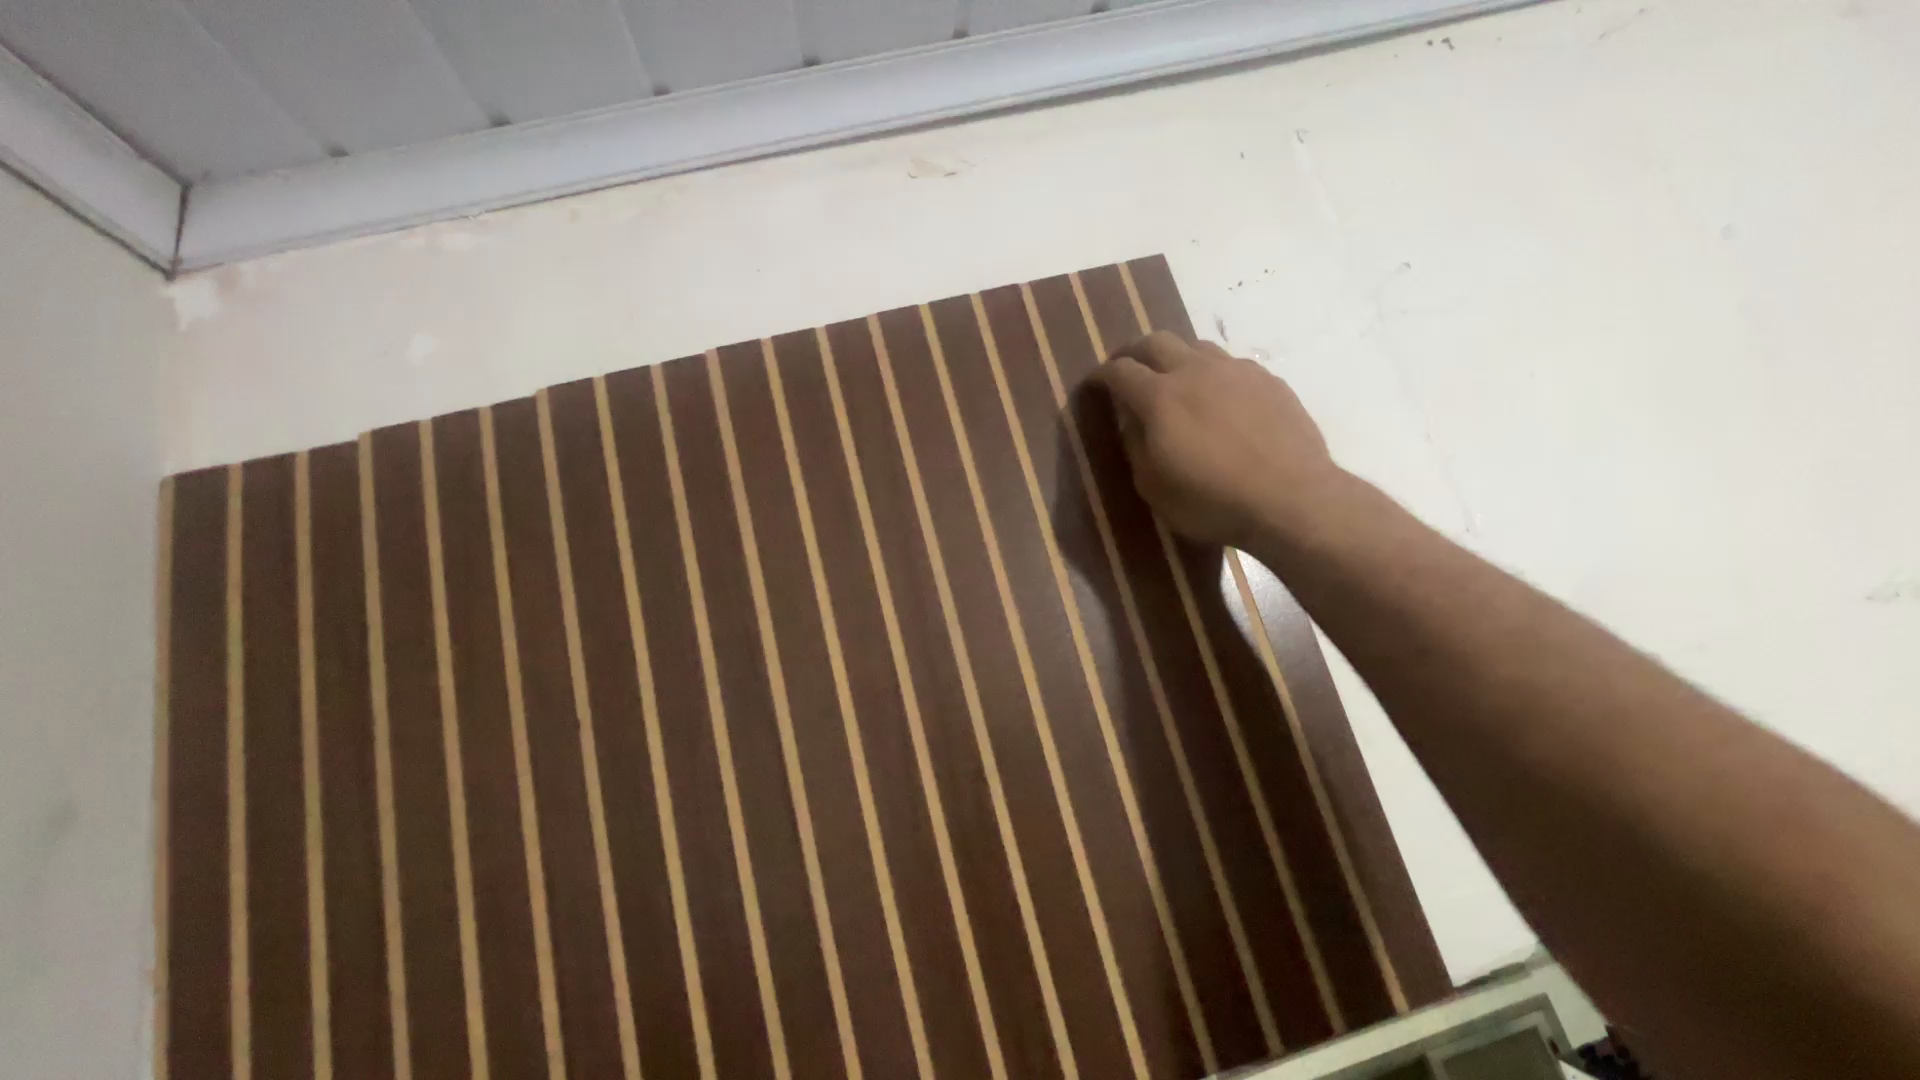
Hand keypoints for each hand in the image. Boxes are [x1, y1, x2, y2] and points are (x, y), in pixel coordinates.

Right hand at [1095, 332, 1342, 547]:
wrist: (1292, 500)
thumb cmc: (1213, 502)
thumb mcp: (1154, 488)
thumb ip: (1136, 446)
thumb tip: (1131, 420)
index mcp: (1160, 397)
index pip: (1120, 371)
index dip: (1102, 375)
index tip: (1095, 384)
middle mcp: (1196, 371)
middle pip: (1157, 341)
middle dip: (1135, 352)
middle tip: (1129, 370)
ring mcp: (1237, 371)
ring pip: (1197, 346)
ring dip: (1177, 358)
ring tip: (1176, 381)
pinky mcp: (1269, 380)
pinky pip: (1232, 365)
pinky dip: (1214, 374)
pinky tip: (1220, 399)